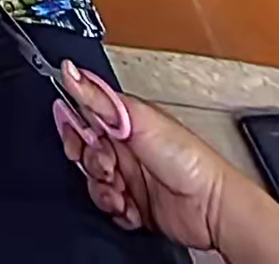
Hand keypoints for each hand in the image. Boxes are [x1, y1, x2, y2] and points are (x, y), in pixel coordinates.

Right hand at [56, 60, 231, 248]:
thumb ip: (97, 96)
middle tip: (107, 166)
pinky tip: (129, 206)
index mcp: (121, 118)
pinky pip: (108, 207)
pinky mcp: (133, 204)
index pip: (83, 116)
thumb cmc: (185, 155)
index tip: (77, 139)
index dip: (74, 129)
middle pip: (85, 151)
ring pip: (94, 181)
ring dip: (103, 188)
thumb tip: (68, 69)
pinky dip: (115, 210)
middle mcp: (123, 145)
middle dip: (90, 162)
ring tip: (121, 190)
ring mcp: (128, 174)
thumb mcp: (136, 118)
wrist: (211, 206)